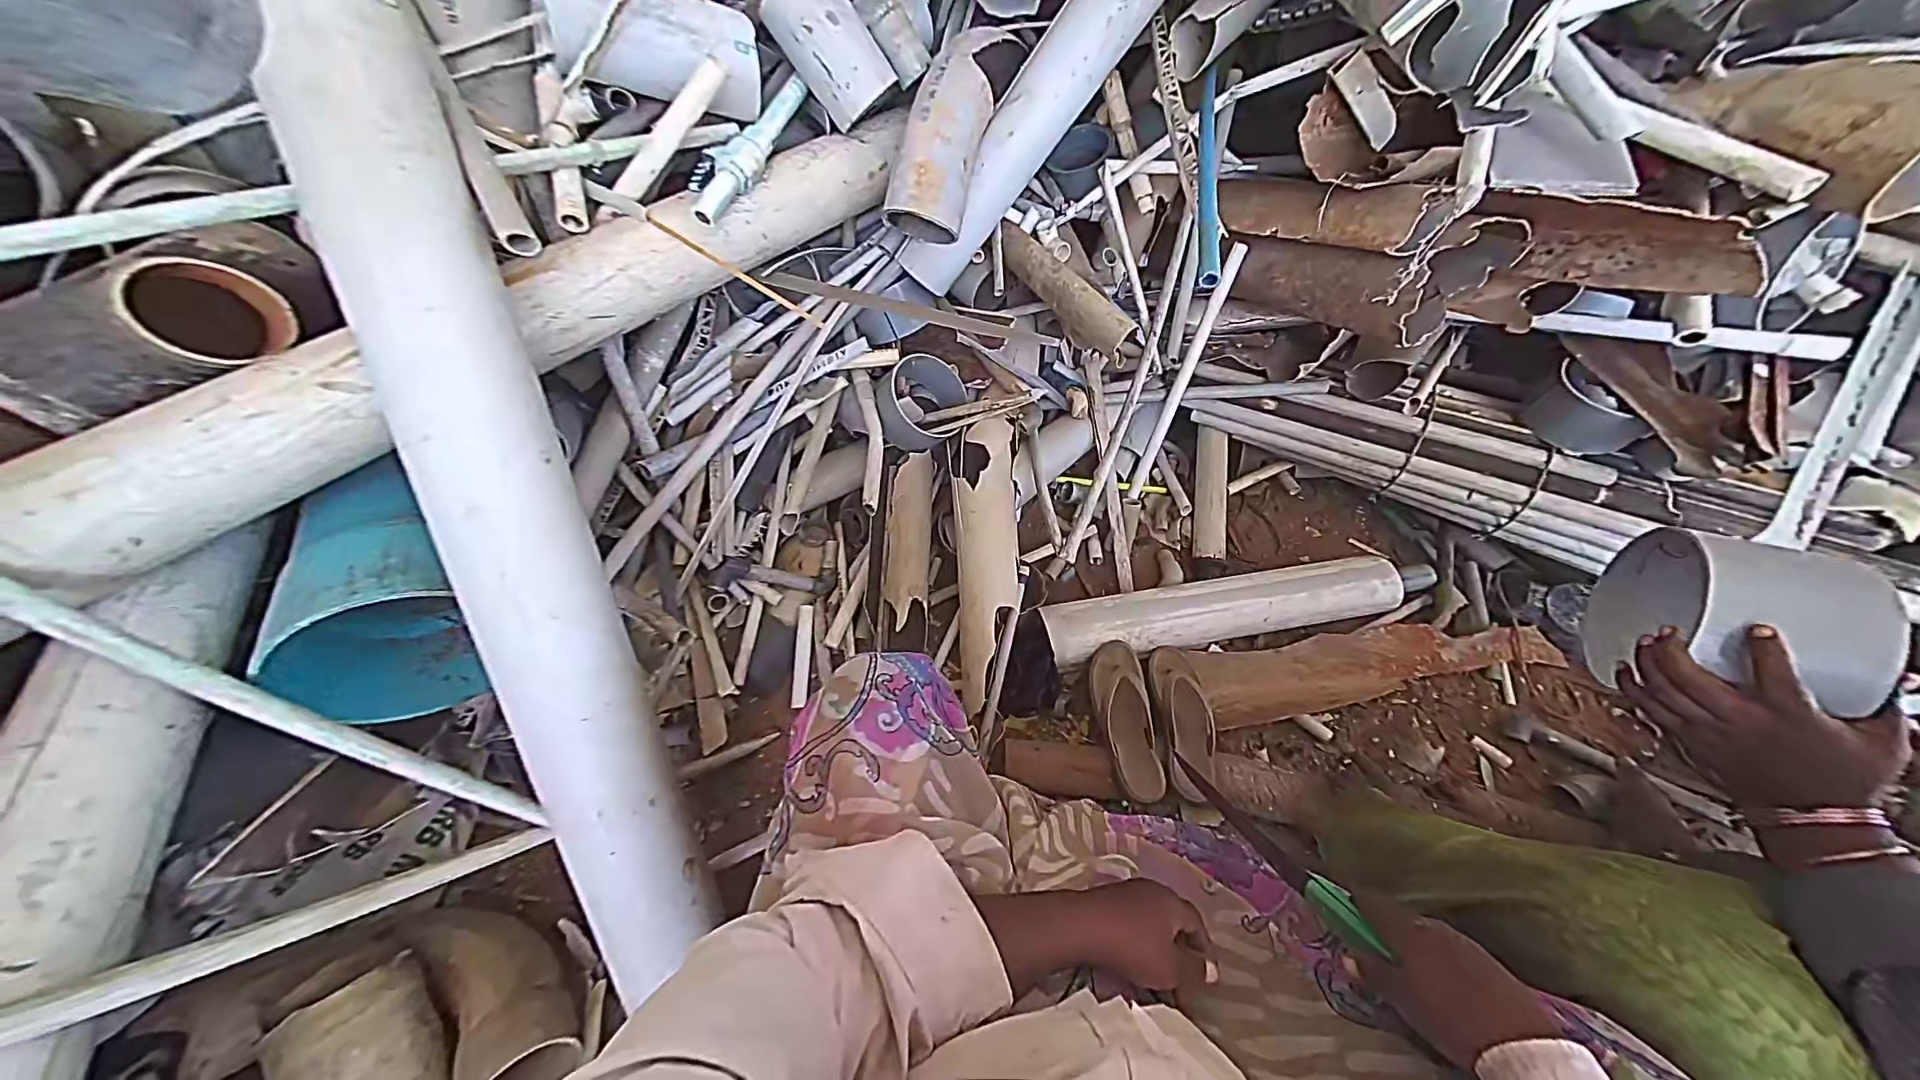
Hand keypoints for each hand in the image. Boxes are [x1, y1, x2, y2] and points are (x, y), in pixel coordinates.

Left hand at [1077, 879, 1214, 993]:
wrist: (1080, 926)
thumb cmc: (1133, 946)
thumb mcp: (1171, 968)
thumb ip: (1194, 971)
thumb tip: (1210, 970)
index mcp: (1171, 901)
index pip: (1197, 924)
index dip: (1204, 953)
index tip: (1207, 979)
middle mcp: (1149, 891)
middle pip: (1171, 926)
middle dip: (1177, 958)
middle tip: (1179, 987)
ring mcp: (1123, 895)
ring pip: (1147, 930)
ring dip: (1153, 957)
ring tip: (1153, 987)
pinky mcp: (1103, 904)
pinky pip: (1126, 930)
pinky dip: (1132, 951)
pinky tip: (1127, 974)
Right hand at [1347, 891, 1560, 1069]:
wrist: (1523, 1043)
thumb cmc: (1449, 1018)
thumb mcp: (1402, 1000)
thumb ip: (1372, 973)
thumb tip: (1346, 955)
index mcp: (1407, 930)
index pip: (1372, 902)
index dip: (1353, 899)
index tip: (1339, 900)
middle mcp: (1434, 927)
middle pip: (1401, 916)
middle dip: (1385, 925)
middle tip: (1372, 941)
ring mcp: (1464, 942)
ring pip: (1427, 932)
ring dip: (1412, 940)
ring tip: (1407, 963)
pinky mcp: (1488, 961)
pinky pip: (1450, 947)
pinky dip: (1437, 954)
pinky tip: (1440, 976)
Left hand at [1617, 625, 1910, 807]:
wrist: (1812, 819)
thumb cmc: (1845, 780)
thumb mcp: (1883, 742)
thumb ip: (1886, 706)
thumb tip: (1902, 678)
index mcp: (1788, 713)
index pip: (1771, 669)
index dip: (1761, 645)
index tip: (1756, 629)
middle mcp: (1739, 719)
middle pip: (1686, 676)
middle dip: (1670, 648)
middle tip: (1667, 631)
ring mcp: (1707, 731)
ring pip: (1660, 690)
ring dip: (1645, 664)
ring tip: (1642, 644)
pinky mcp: (1689, 741)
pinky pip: (1650, 710)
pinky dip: (1633, 689)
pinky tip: (1624, 672)